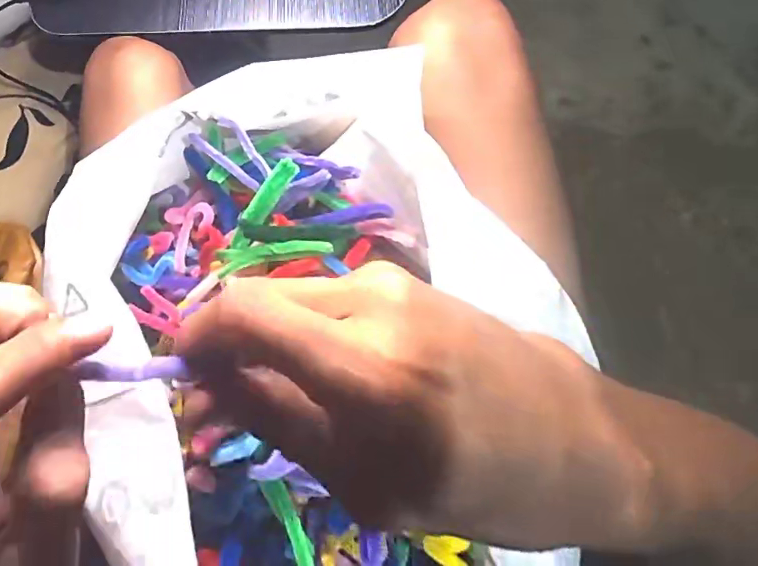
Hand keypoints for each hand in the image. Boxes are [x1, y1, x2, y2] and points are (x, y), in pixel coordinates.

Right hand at [174, 261, 647, 551]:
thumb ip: (276, 421)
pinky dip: (295, 327)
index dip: (197, 333)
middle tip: (211, 393)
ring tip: (263, 386)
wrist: (578, 434)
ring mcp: (385, 278)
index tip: (180, 370)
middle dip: (220, 340)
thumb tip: (205, 388)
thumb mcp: (367, 483)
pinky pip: (320, 295)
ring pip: (286, 295)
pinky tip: (310, 365)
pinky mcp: (394, 273)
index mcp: (371, 372)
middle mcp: (372, 301)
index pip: (247, 313)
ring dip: (259, 336)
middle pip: (257, 296)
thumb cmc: (481, 484)